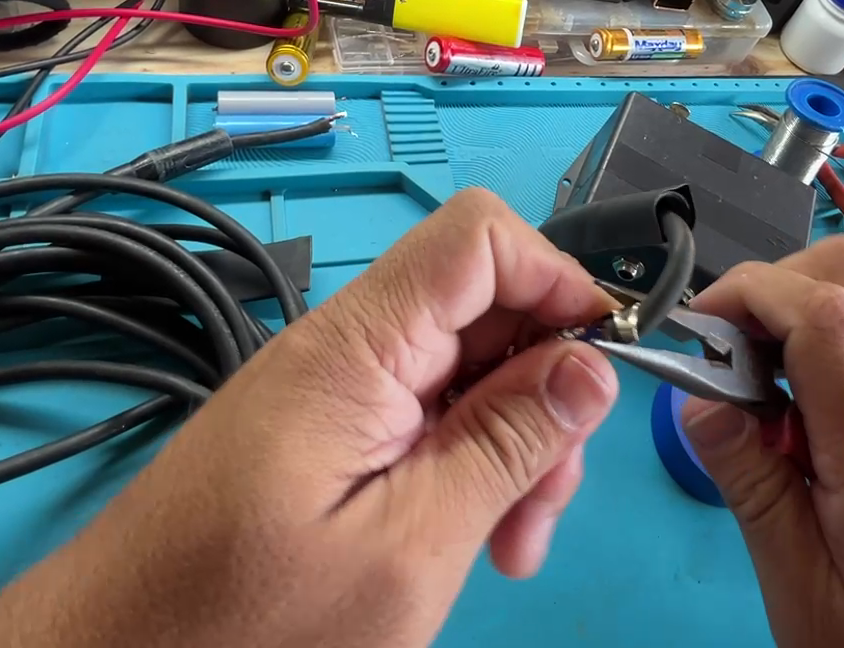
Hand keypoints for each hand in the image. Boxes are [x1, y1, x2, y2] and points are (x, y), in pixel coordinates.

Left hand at [0, 189, 619, 647]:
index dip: (554, 276)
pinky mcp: (343, 422)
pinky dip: (475, 459)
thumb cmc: (244, 632)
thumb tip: (593, 365)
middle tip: (547, 498)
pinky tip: (479, 534)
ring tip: (514, 539)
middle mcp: (356, 340)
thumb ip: (506, 445)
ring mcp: (348, 382)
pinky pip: (438, 408)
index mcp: (362, 342)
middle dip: (544, 385)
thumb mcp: (408, 550)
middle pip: (490, 302)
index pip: (478, 236)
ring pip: (475, 361)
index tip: (598, 363)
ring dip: (517, 436)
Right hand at [680, 236, 843, 647]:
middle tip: (734, 345)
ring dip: (813, 282)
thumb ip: (755, 493)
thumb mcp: (816, 606)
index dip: (749, 294)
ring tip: (775, 348)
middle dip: (774, 281)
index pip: (823, 312)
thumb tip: (698, 401)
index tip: (703, 332)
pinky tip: (822, 371)